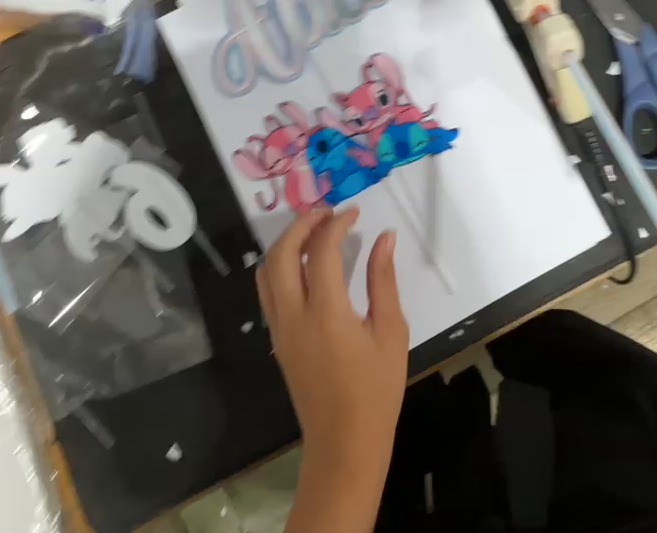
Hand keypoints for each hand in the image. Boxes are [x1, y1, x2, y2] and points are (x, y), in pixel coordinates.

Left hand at [258, 206, 408, 497]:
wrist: (344, 443)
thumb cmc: (376, 390)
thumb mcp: (391, 332)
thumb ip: (383, 280)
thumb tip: (385, 237)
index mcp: (326, 314)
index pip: (320, 251)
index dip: (335, 224)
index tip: (354, 212)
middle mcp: (293, 316)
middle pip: (280, 254)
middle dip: (301, 224)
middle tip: (328, 212)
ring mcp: (279, 329)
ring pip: (266, 271)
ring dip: (286, 243)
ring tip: (314, 230)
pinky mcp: (276, 340)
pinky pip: (267, 291)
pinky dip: (280, 265)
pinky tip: (304, 263)